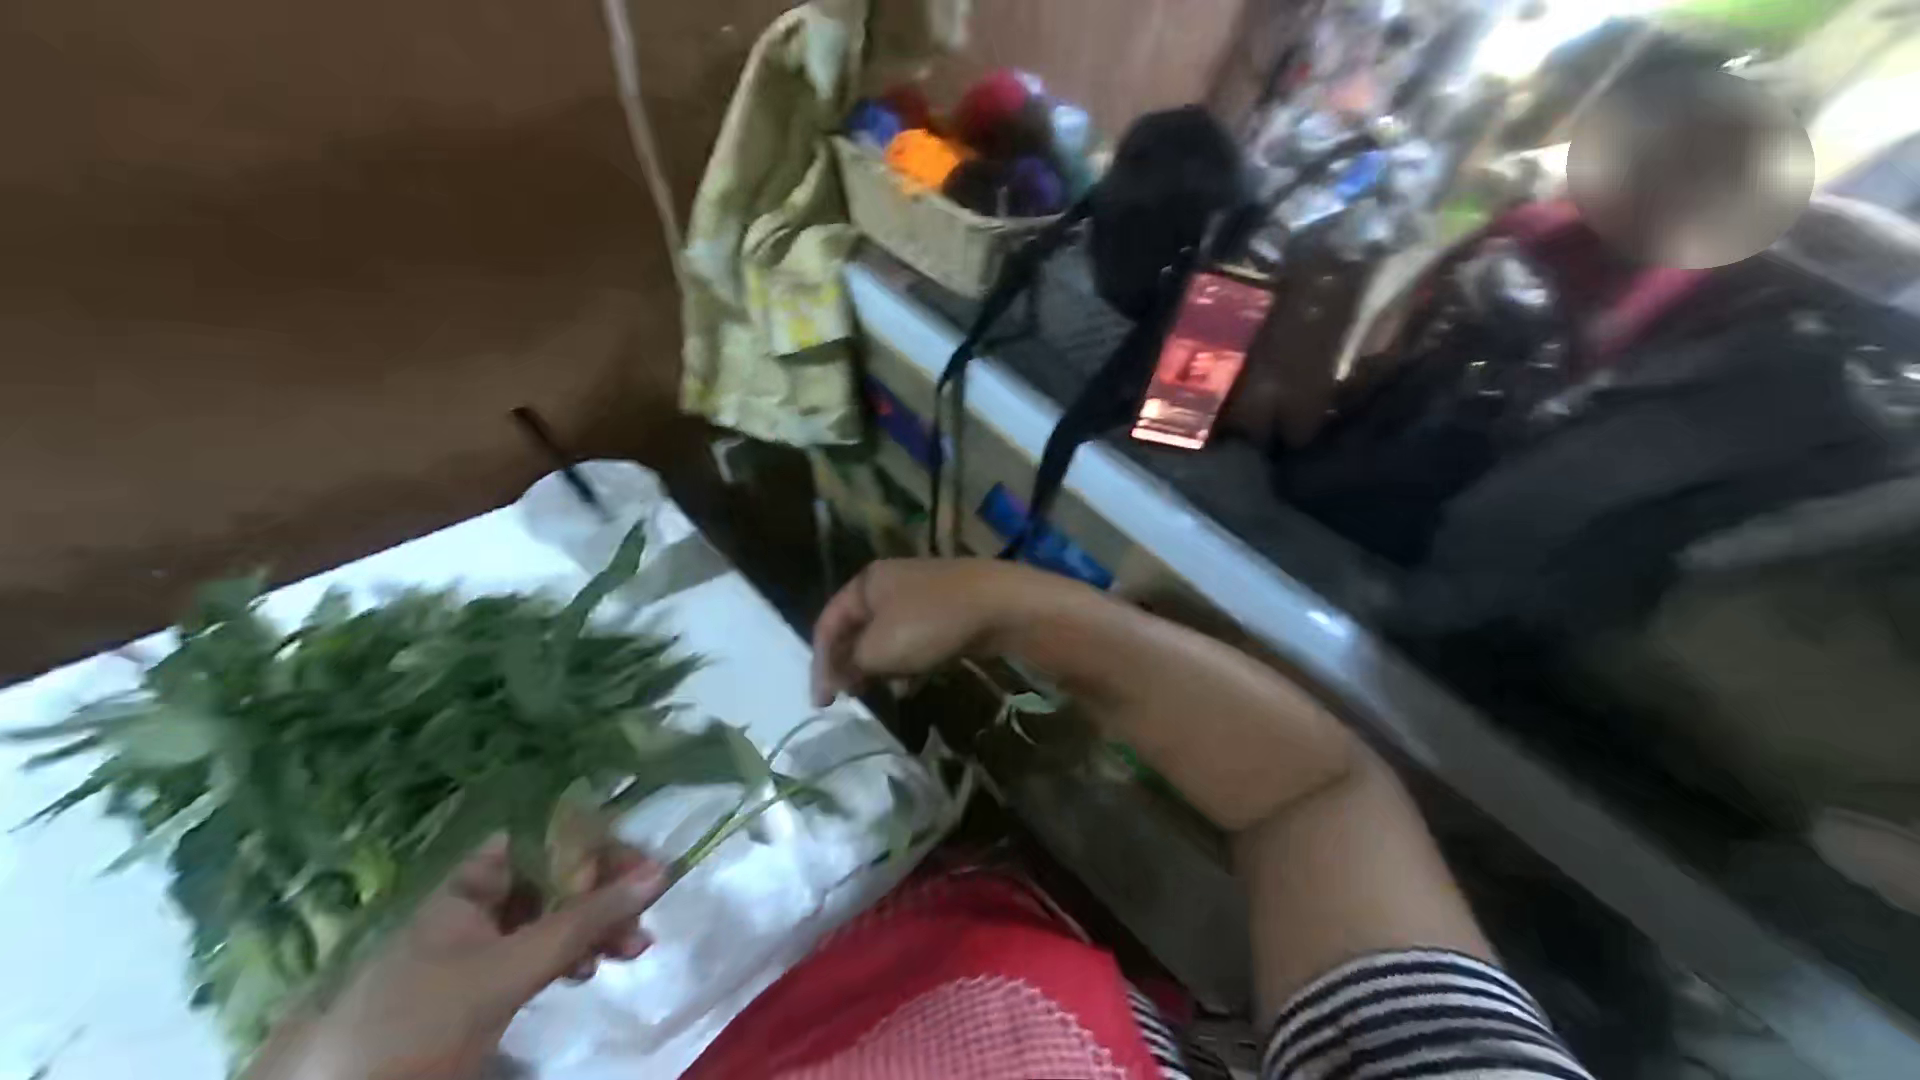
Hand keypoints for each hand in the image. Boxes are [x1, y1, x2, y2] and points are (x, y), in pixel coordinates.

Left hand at [244, 840, 666, 1079]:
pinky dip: (579, 954)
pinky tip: (597, 968)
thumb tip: (659, 872)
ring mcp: (487, 946)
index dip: (593, 845)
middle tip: (644, 914)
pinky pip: (549, 952)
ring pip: (559, 917)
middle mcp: (481, 905)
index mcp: (470, 885)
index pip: (545, 840)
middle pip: (558, 878)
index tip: (637, 865)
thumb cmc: (420, 1024)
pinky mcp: (493, 985)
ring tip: (634, 948)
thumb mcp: (507, 971)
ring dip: (600, 926)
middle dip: (606, 894)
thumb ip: (585, 920)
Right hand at [810, 558, 1059, 705]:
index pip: (827, 624)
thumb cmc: (929, 623)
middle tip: (849, 698)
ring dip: (879, 667)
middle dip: (849, 665)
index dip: (819, 664)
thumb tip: (837, 677)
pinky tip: (912, 685)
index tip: (821, 703)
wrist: (1000, 606)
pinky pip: (914, 641)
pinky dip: (907, 663)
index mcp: (866, 583)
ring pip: (886, 638)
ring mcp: (920, 597)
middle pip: (856, 630)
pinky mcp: (945, 614)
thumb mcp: (879, 648)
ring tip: (882, 692)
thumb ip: (850, 664)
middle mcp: (889, 585)